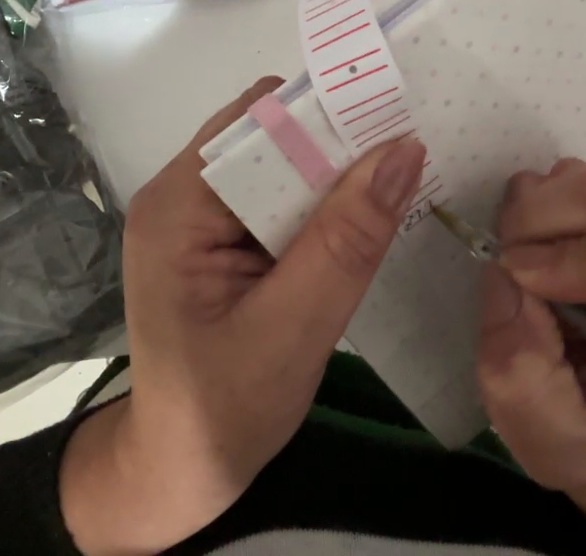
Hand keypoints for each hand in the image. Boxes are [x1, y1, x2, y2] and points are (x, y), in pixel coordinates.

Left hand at [60, 77, 427, 554]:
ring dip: (332, 172)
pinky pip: (274, 196)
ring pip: (276, 162)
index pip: (257, 124)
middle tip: (407, 154)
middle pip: (267, 134)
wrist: (178, 470)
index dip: (325, 116)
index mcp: (178, 206)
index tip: (394, 119)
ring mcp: (194, 215)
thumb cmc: (226, 409)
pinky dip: (318, 201)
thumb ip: (348, 238)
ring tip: (394, 181)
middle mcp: (178, 194)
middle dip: (335, 142)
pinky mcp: (214, 238)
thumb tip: (403, 149)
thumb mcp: (296, 327)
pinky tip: (358, 218)